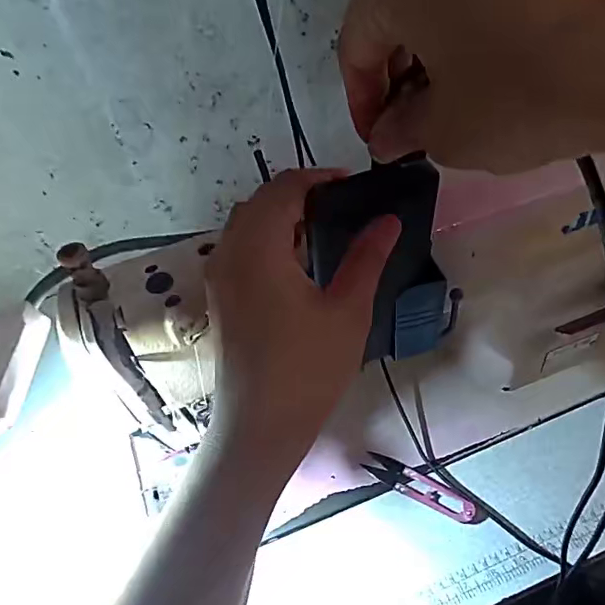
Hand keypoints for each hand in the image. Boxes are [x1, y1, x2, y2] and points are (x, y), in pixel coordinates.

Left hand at [204, 169, 398, 471]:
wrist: (259, 426)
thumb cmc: (308, 369)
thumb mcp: (347, 310)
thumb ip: (366, 257)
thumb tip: (387, 220)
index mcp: (258, 247)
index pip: (283, 188)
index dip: (318, 178)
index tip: (352, 186)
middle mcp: (228, 254)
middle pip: (260, 204)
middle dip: (298, 196)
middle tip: (341, 210)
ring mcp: (217, 279)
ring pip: (245, 228)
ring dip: (279, 220)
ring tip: (322, 236)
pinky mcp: (218, 301)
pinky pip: (238, 253)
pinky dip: (265, 245)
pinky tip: (295, 268)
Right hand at [338, 0, 604, 172]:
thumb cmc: (531, 88)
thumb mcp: (447, 131)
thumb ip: (403, 130)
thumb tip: (392, 131)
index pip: (356, 45)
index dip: (363, 104)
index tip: (380, 140)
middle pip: (398, 7)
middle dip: (402, 70)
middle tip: (418, 121)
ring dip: (440, 44)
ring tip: (464, 96)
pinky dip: (482, 18)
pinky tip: (503, 62)